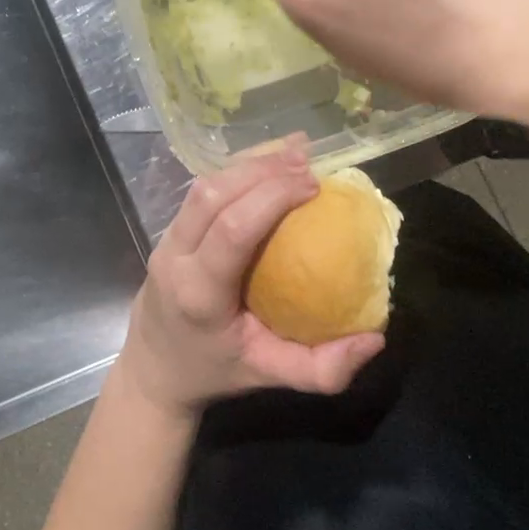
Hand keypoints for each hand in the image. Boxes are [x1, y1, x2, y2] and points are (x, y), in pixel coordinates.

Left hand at [116, 142, 387, 417]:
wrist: (154, 366)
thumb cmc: (215, 369)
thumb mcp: (268, 377)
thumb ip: (322, 369)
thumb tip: (374, 338)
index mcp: (199, 293)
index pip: (231, 229)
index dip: (271, 197)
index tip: (314, 186)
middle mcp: (176, 257)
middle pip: (213, 195)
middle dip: (262, 170)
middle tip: (310, 162)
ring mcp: (166, 238)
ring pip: (203, 185)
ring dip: (248, 164)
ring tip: (295, 152)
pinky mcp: (169, 228)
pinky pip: (201, 189)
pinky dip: (235, 170)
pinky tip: (268, 162)